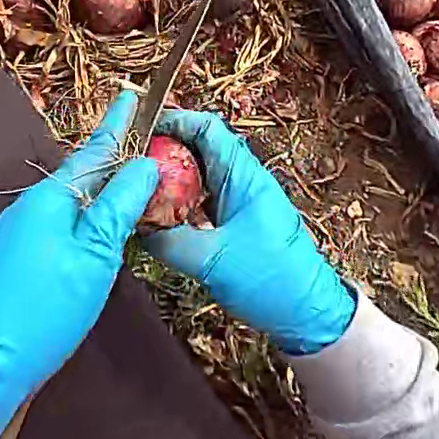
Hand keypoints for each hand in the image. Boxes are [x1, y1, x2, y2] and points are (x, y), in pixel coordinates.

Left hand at [0, 90, 158, 438]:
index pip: (95, 151)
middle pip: (83, 174)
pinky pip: (61, 222)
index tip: (131, 93)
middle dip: (112, 157)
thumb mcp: (94, 254)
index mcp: (52, 197)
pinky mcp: (18, 255)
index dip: (118, 124)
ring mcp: (21, 230)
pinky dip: (86, 217)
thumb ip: (119, 207)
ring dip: (101, 188)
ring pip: (72, 200)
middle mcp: (33, 205)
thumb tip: (144, 164)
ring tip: (129, 177)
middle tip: (142, 138)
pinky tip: (98, 226)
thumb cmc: (46, 306)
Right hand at [142, 110, 354, 354]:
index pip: (206, 128)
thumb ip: (167, 240)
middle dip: (161, 149)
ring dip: (167, 176)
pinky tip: (156, 214)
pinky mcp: (233, 220)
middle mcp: (240, 181)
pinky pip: (198, 198)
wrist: (310, 316)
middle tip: (129, 162)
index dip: (173, 121)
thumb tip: (134, 225)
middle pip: (195, 147)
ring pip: (195, 173)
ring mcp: (237, 200)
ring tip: (136, 186)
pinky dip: (176, 200)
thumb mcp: (211, 261)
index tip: (140, 131)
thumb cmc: (271, 281)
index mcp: (243, 177)